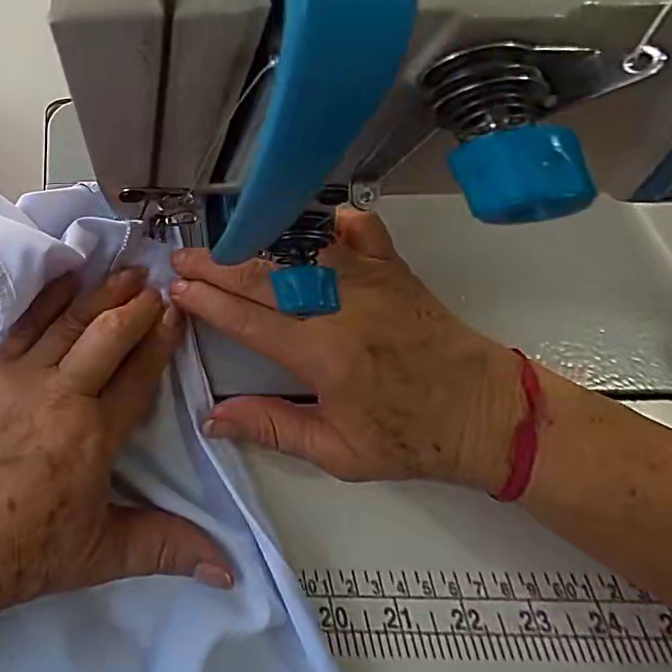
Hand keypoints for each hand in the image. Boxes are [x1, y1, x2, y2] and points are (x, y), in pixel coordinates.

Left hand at [0, 267, 234, 671]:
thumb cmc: (24, 547)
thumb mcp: (101, 553)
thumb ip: (166, 546)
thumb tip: (229, 570)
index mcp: (93, 435)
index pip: (138, 376)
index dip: (160, 341)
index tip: (176, 313)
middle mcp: (61, 394)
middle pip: (105, 336)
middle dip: (134, 306)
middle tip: (156, 283)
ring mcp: (21, 376)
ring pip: (67, 322)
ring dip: (98, 294)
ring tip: (124, 272)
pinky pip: (24, 325)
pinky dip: (47, 299)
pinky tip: (65, 280)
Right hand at [169, 208, 520, 491]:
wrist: (494, 417)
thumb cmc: (412, 437)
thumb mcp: (339, 453)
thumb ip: (272, 429)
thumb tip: (212, 418)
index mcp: (322, 355)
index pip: (247, 320)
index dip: (206, 303)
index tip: (177, 290)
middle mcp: (339, 310)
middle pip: (261, 278)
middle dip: (214, 266)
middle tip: (182, 259)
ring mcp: (368, 284)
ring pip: (299, 251)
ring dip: (254, 242)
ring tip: (221, 240)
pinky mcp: (392, 271)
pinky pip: (360, 232)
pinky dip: (332, 221)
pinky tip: (307, 218)